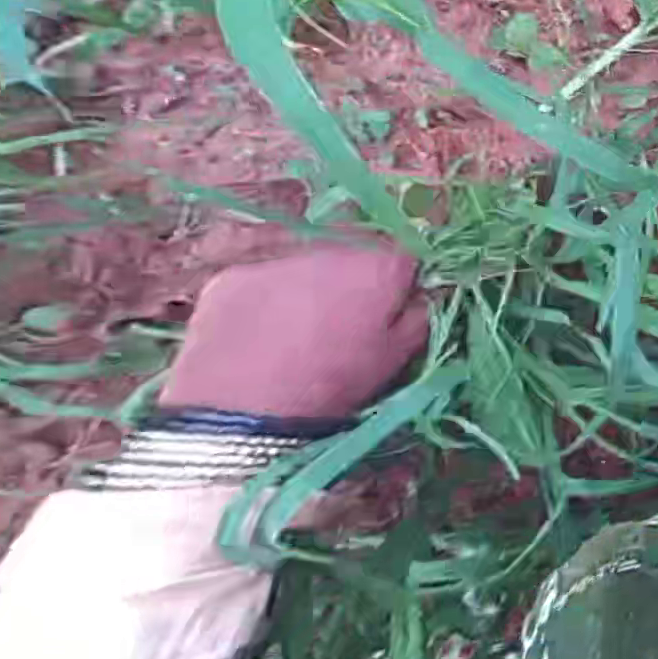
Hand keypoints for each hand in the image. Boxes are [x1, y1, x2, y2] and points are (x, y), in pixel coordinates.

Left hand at [162, 247, 428, 419]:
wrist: (240, 408)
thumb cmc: (338, 380)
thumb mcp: (402, 351)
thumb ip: (423, 311)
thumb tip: (425, 292)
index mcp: (381, 265)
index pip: (409, 256)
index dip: (406, 281)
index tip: (397, 306)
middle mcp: (332, 250)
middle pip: (359, 253)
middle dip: (360, 277)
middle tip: (351, 316)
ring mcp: (278, 260)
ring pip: (311, 264)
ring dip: (316, 284)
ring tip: (306, 324)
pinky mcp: (232, 276)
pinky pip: (268, 278)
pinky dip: (273, 296)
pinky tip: (267, 328)